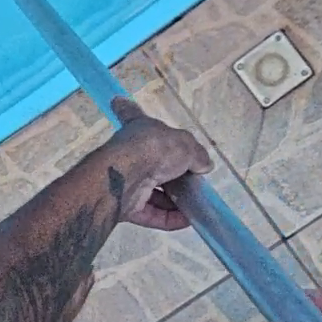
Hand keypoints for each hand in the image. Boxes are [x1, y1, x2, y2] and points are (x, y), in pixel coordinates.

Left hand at [104, 96, 212, 231]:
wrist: (127, 176)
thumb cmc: (155, 149)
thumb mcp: (186, 145)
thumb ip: (196, 155)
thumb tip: (203, 166)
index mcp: (139, 128)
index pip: (132, 113)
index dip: (126, 107)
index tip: (117, 100)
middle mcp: (129, 154)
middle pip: (151, 165)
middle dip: (173, 177)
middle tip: (193, 183)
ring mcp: (126, 182)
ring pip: (152, 193)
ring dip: (174, 202)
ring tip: (196, 205)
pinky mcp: (125, 206)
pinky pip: (150, 214)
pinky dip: (168, 219)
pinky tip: (187, 221)